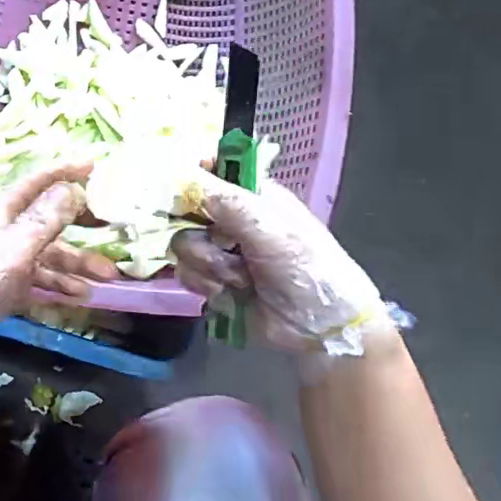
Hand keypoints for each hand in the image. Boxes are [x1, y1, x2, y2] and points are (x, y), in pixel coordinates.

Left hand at [0, 162, 94, 380]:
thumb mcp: (17, 245)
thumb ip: (46, 219)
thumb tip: (70, 189)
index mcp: (4, 207)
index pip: (39, 180)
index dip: (66, 171)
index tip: (94, 164)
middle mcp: (7, 226)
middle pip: (51, 219)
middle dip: (82, 226)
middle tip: (113, 229)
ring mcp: (8, 254)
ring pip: (50, 252)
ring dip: (78, 264)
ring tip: (108, 277)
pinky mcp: (8, 279)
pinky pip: (40, 276)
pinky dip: (60, 284)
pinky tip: (82, 295)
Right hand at [171, 175, 388, 355]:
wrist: (318, 328)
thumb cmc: (307, 269)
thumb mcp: (272, 230)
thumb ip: (228, 203)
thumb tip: (183, 177)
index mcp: (250, 196)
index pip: (208, 172)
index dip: (190, 179)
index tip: (182, 195)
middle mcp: (229, 219)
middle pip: (184, 210)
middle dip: (198, 232)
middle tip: (218, 243)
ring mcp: (217, 250)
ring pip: (182, 244)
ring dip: (209, 264)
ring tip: (240, 278)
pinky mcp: (209, 280)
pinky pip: (185, 272)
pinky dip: (205, 284)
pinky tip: (230, 293)